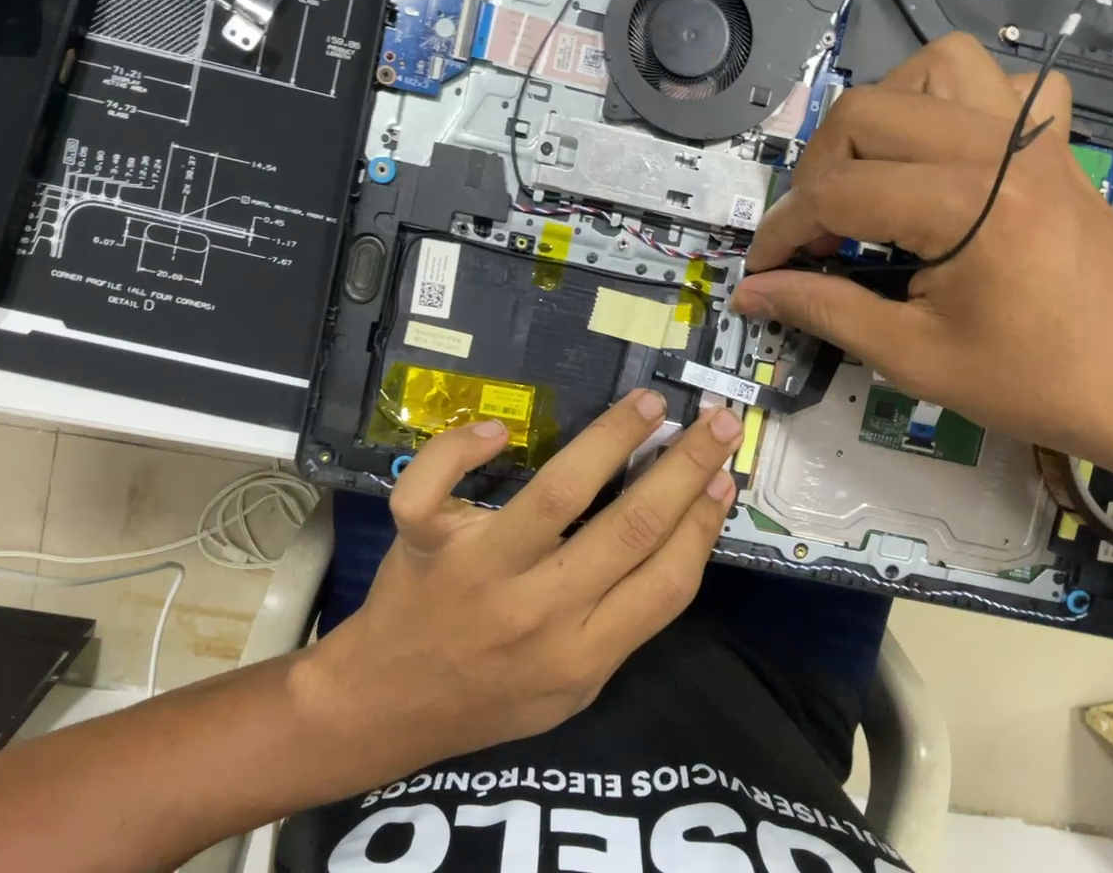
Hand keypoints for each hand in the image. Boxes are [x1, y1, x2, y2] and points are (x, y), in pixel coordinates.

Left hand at [297, 393, 745, 766]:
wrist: (387, 707)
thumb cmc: (489, 698)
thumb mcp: (572, 690)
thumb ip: (620, 626)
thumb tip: (671, 542)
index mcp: (583, 655)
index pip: (666, 582)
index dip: (703, 525)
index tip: (725, 479)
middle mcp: (538, 610)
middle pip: (629, 528)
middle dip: (684, 467)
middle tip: (717, 422)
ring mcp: (477, 570)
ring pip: (557, 493)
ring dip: (610, 439)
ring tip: (647, 404)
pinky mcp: (423, 542)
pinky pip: (436, 485)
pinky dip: (459, 450)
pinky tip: (496, 429)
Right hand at [732, 34, 1112, 489]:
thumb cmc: (1038, 384)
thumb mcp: (913, 357)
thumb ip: (822, 310)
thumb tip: (750, 293)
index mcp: (966, 205)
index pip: (835, 192)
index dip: (782, 234)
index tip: (761, 274)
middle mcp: (998, 149)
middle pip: (864, 112)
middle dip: (816, 173)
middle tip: (817, 238)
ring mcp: (1034, 138)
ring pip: (931, 68)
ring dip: (880, 117)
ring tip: (868, 178)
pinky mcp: (1055, 145)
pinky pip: (999, 84)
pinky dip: (953, 102)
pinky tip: (942, 155)